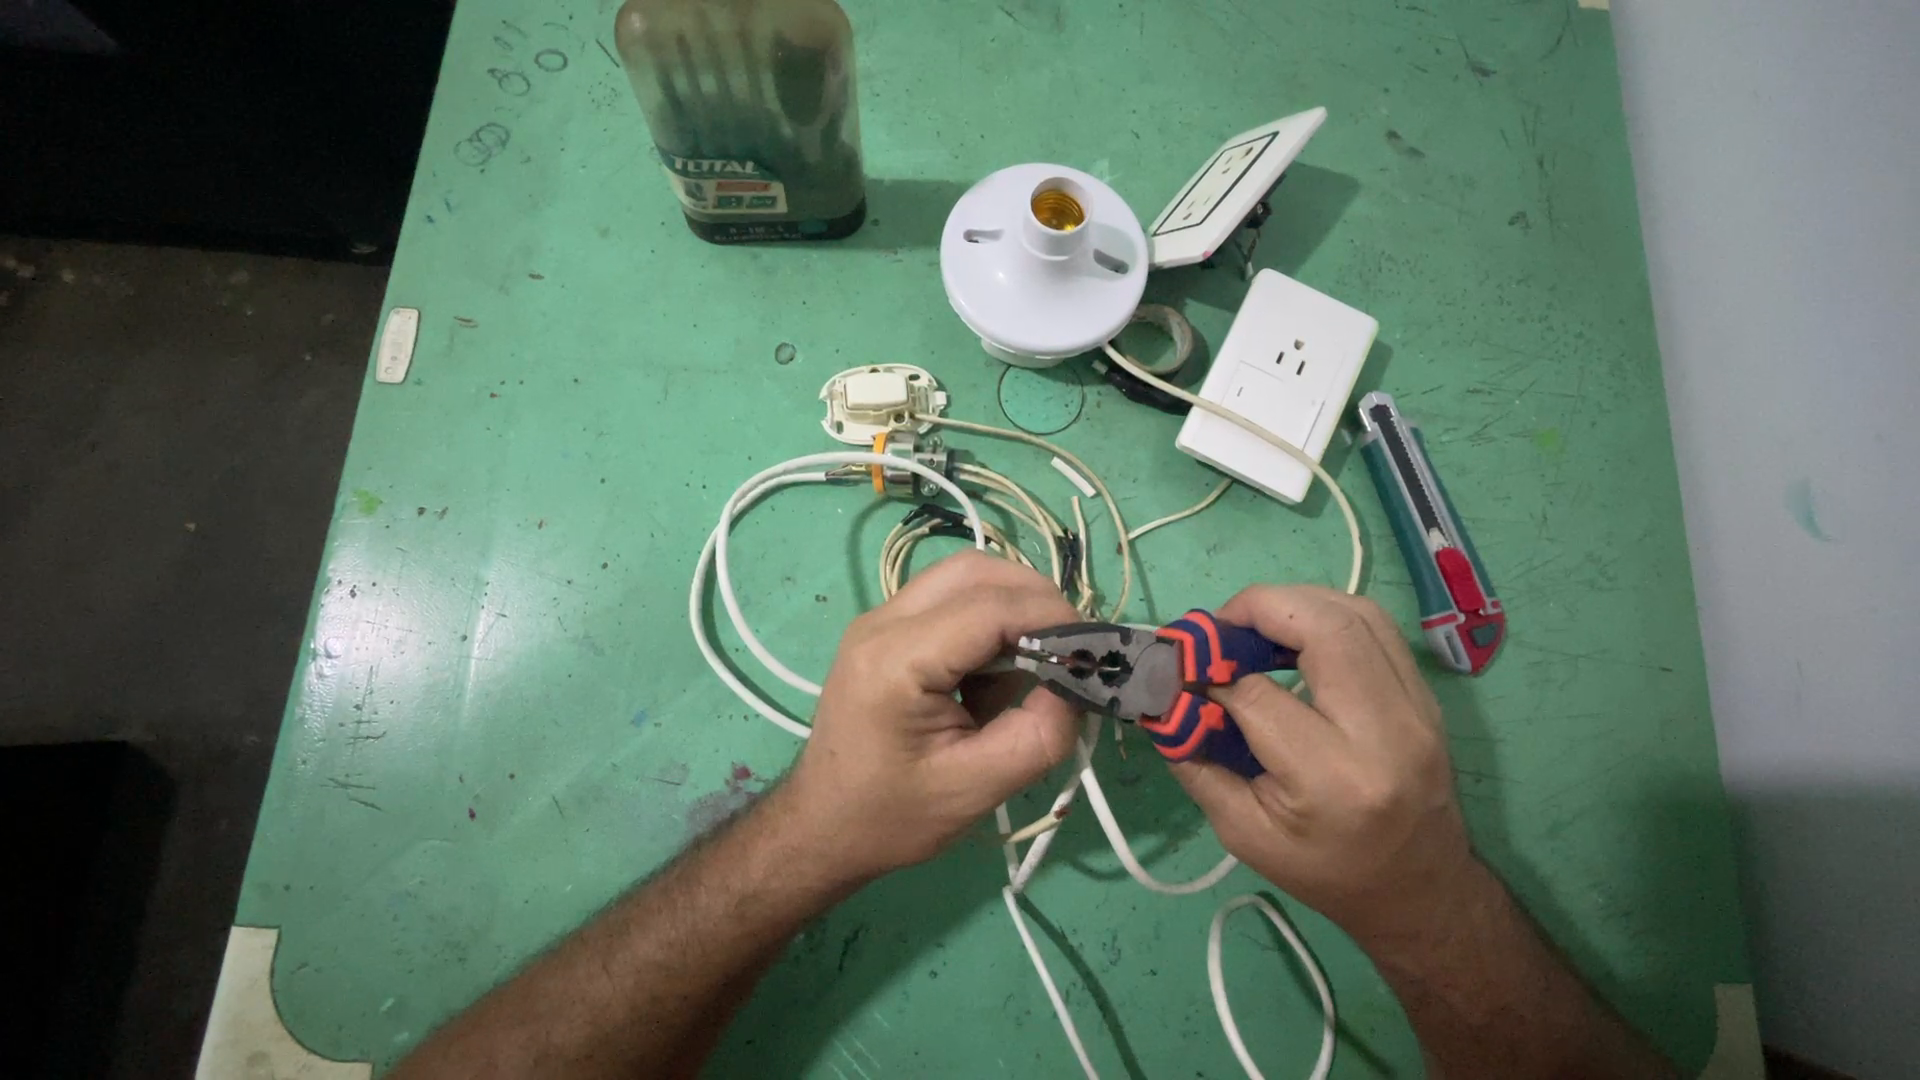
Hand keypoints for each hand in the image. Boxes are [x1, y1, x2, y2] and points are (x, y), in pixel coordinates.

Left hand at [781, 551, 1082, 884]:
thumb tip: (1075, 682)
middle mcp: (881, 622)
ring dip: (1010, 607)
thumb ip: (1038, 734)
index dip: (1051, 618)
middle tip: (1068, 650)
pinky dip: (986, 620)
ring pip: (962, 576)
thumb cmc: (892, 816)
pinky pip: (948, 598)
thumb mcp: (977, 789)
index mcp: (895, 661)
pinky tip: (993, 673)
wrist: (822, 825)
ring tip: (1031, 665)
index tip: (1092, 653)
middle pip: (974, 572)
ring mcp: (879, 619)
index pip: (989, 607)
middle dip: (1033, 600)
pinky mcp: (886, 628)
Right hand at [1169, 586, 1473, 938]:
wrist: (1419, 891)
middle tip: (1220, 626)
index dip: (1211, 674)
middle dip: (1259, 608)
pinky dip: (1326, 615)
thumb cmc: (1324, 870)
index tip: (1185, 673)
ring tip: (1254, 624)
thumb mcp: (1241, 831)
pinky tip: (1294, 633)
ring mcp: (1416, 709)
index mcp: (1333, 778)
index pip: (1258, 694)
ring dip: (1294, 603)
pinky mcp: (1426, 696)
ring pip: (1355, 613)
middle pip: (1323, 628)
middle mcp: (1384, 732)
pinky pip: (1375, 627)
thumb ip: (1196, 761)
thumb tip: (1164, 699)